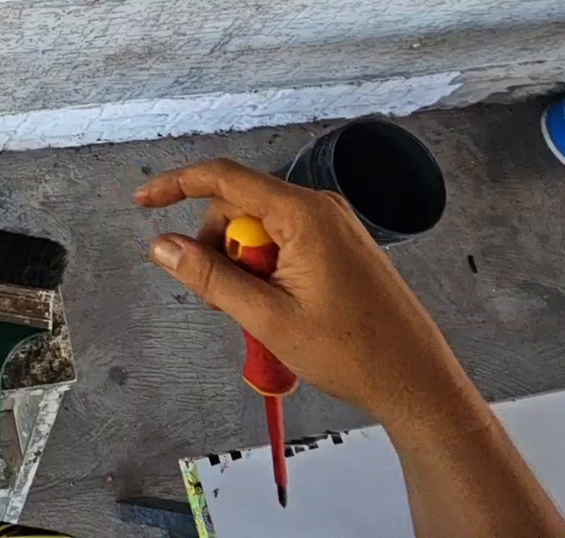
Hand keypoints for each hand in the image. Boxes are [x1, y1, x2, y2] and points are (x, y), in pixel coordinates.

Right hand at [136, 159, 470, 428]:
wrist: (422, 388)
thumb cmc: (351, 354)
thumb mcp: (267, 318)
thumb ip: (209, 277)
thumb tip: (160, 245)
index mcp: (302, 214)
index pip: (223, 177)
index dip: (175, 184)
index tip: (142, 202)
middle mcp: (316, 206)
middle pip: (236, 206)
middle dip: (215, 247)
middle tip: (219, 299)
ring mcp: (329, 224)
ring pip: (255, 225)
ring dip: (238, 262)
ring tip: (251, 310)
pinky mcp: (336, 243)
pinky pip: (279, 238)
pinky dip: (261, 266)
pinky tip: (271, 303)